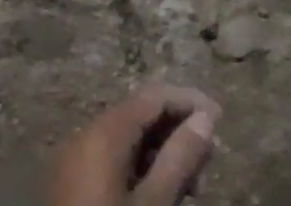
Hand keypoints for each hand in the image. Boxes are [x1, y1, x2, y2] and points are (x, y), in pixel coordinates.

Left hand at [48, 83, 220, 205]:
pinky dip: (139, 168)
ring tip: (190, 188)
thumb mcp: (153, 205)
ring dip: (161, 153)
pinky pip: (110, 160)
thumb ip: (180, 158)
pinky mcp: (69, 185)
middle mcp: (83, 137)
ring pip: (126, 140)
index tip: (220, 121)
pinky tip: (159, 195)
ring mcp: (73, 162)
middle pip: (139, 115)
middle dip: (177, 131)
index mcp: (103, 134)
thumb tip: (205, 119)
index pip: (153, 96)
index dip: (189, 101)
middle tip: (206, 164)